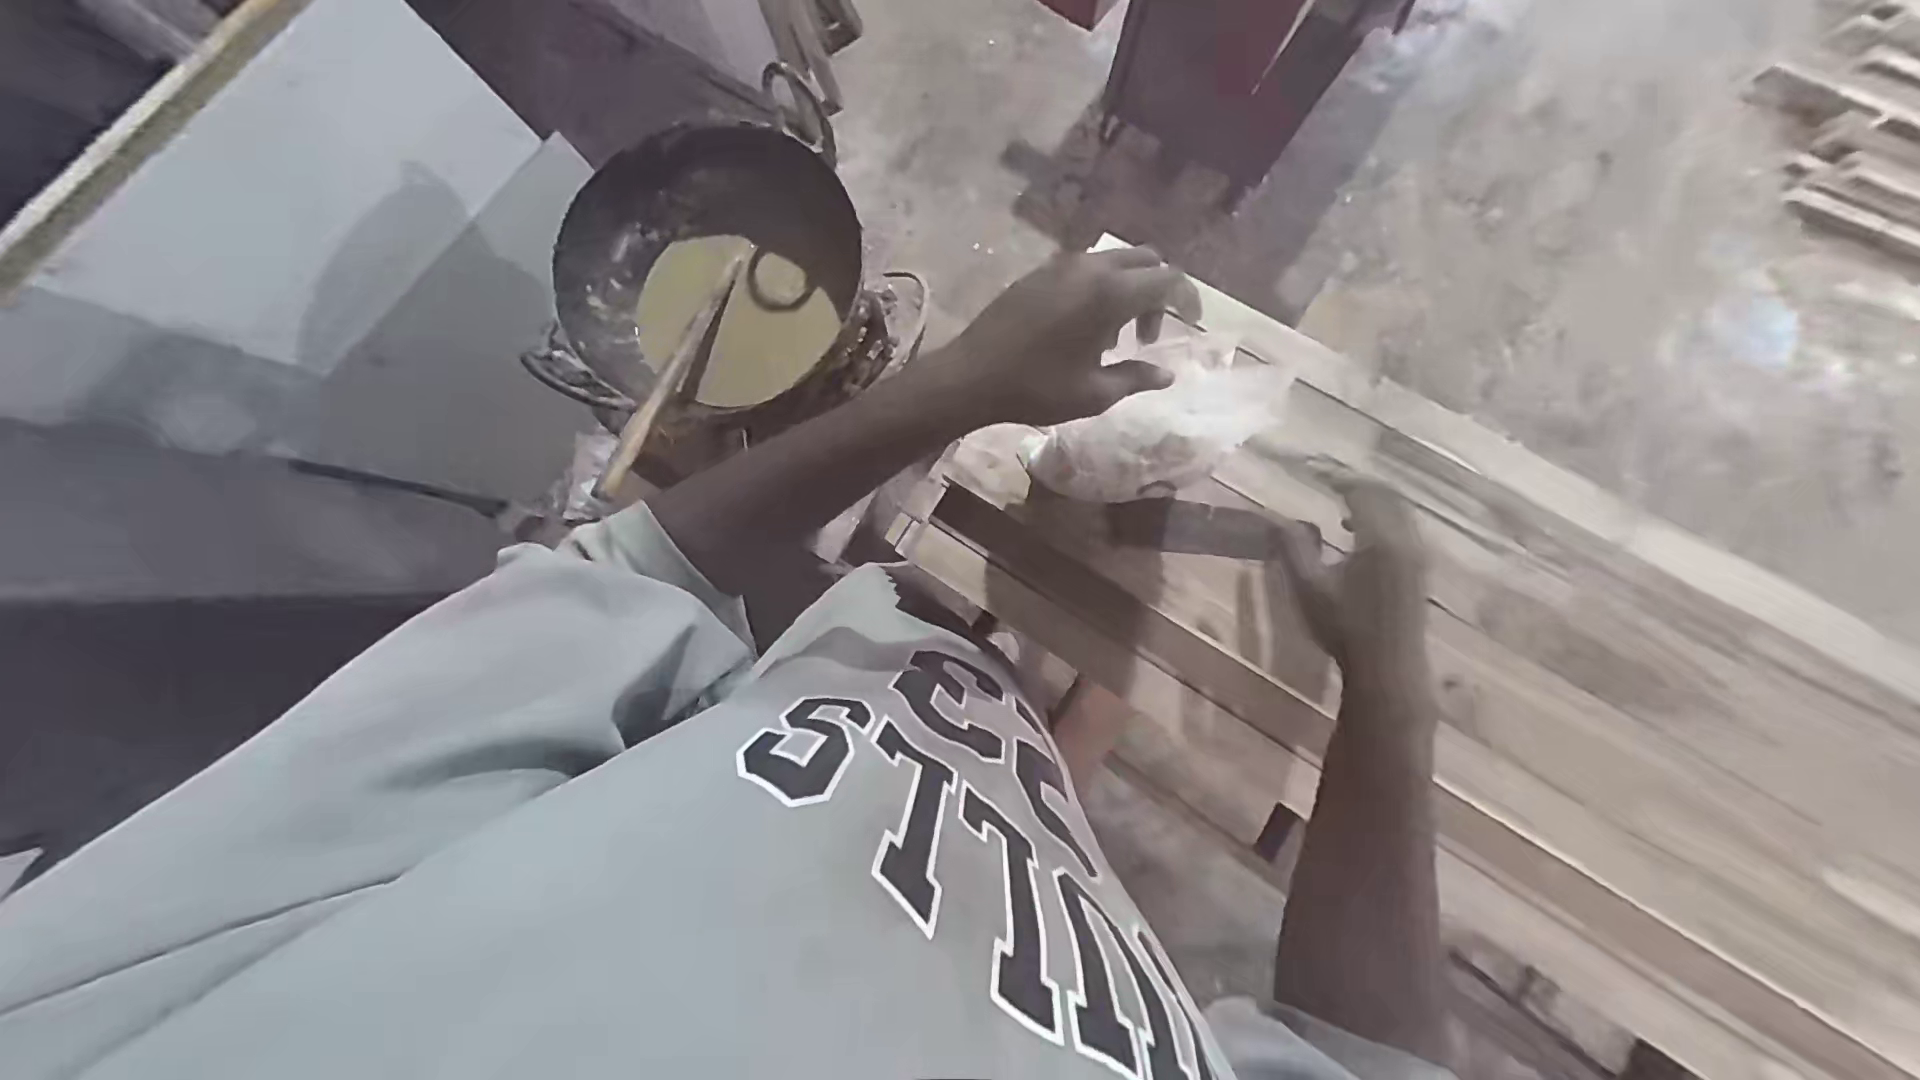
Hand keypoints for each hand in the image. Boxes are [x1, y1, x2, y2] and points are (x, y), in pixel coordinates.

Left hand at [925, 247, 1204, 426]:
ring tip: (1112, 336)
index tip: (1189, 324)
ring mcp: (1060, 265)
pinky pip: (1083, 268)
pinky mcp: (1037, 272)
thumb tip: (1166, 374)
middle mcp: (1089, 267)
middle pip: (1145, 260)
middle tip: (1147, 335)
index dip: (1187, 299)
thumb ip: (1135, 378)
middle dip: (1158, 292)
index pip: (1168, 280)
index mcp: (1110, 293)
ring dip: (1126, 289)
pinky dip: (1098, 287)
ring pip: (1112, 261)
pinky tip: (1081, 327)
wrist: (971, 376)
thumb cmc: (1035, 389)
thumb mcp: (1093, 394)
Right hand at [1272, 473, 1429, 672]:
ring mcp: (1417, 556)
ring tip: (1340, 502)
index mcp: (1381, 540)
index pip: (1363, 492)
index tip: (1313, 472)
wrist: (1387, 667)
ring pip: (1399, 511)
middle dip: (1357, 484)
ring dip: (1371, 500)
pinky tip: (1357, 533)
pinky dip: (1381, 517)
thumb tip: (1274, 518)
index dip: (1338, 478)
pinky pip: (1403, 527)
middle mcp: (1406, 541)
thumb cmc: (1343, 627)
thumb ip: (1292, 547)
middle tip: (1327, 481)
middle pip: (1387, 496)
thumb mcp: (1308, 586)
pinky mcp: (1418, 570)